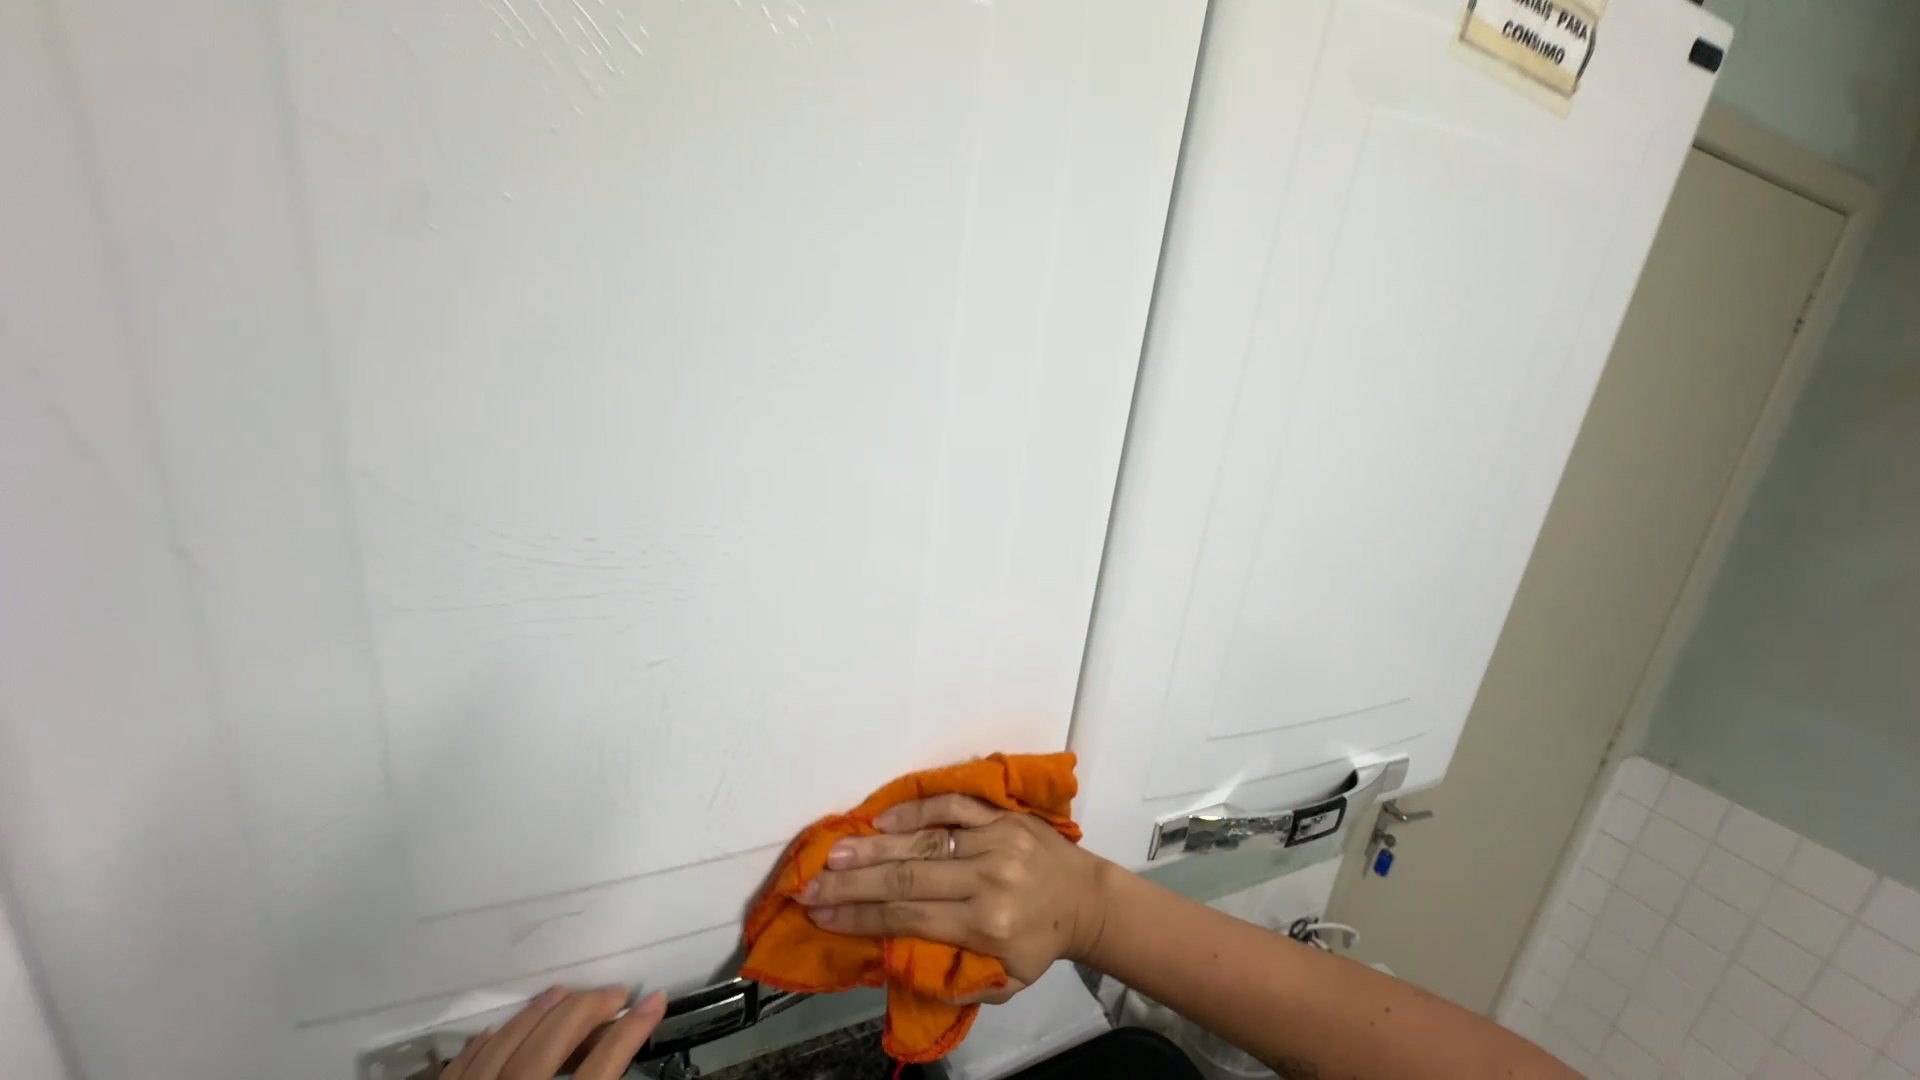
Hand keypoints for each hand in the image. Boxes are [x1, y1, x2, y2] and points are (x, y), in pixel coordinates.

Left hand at [441, 984, 667, 1079]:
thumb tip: (614, 1052)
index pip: (600, 1070)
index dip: (631, 1031)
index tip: (656, 999)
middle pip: (550, 1047)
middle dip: (587, 1011)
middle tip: (614, 994)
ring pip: (502, 1049)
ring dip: (535, 1016)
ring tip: (562, 993)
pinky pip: (457, 1073)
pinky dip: (478, 1048)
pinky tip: (493, 1031)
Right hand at [798, 794, 1111, 1001]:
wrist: (1087, 899)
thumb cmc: (1041, 942)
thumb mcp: (1006, 981)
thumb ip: (958, 978)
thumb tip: (899, 960)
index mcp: (988, 924)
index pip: (910, 917)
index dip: (861, 917)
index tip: (821, 916)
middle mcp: (989, 878)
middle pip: (908, 876)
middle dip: (852, 882)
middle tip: (810, 884)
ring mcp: (996, 839)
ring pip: (925, 840)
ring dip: (874, 846)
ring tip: (833, 852)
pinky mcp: (1002, 814)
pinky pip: (953, 804)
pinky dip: (915, 809)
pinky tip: (881, 818)